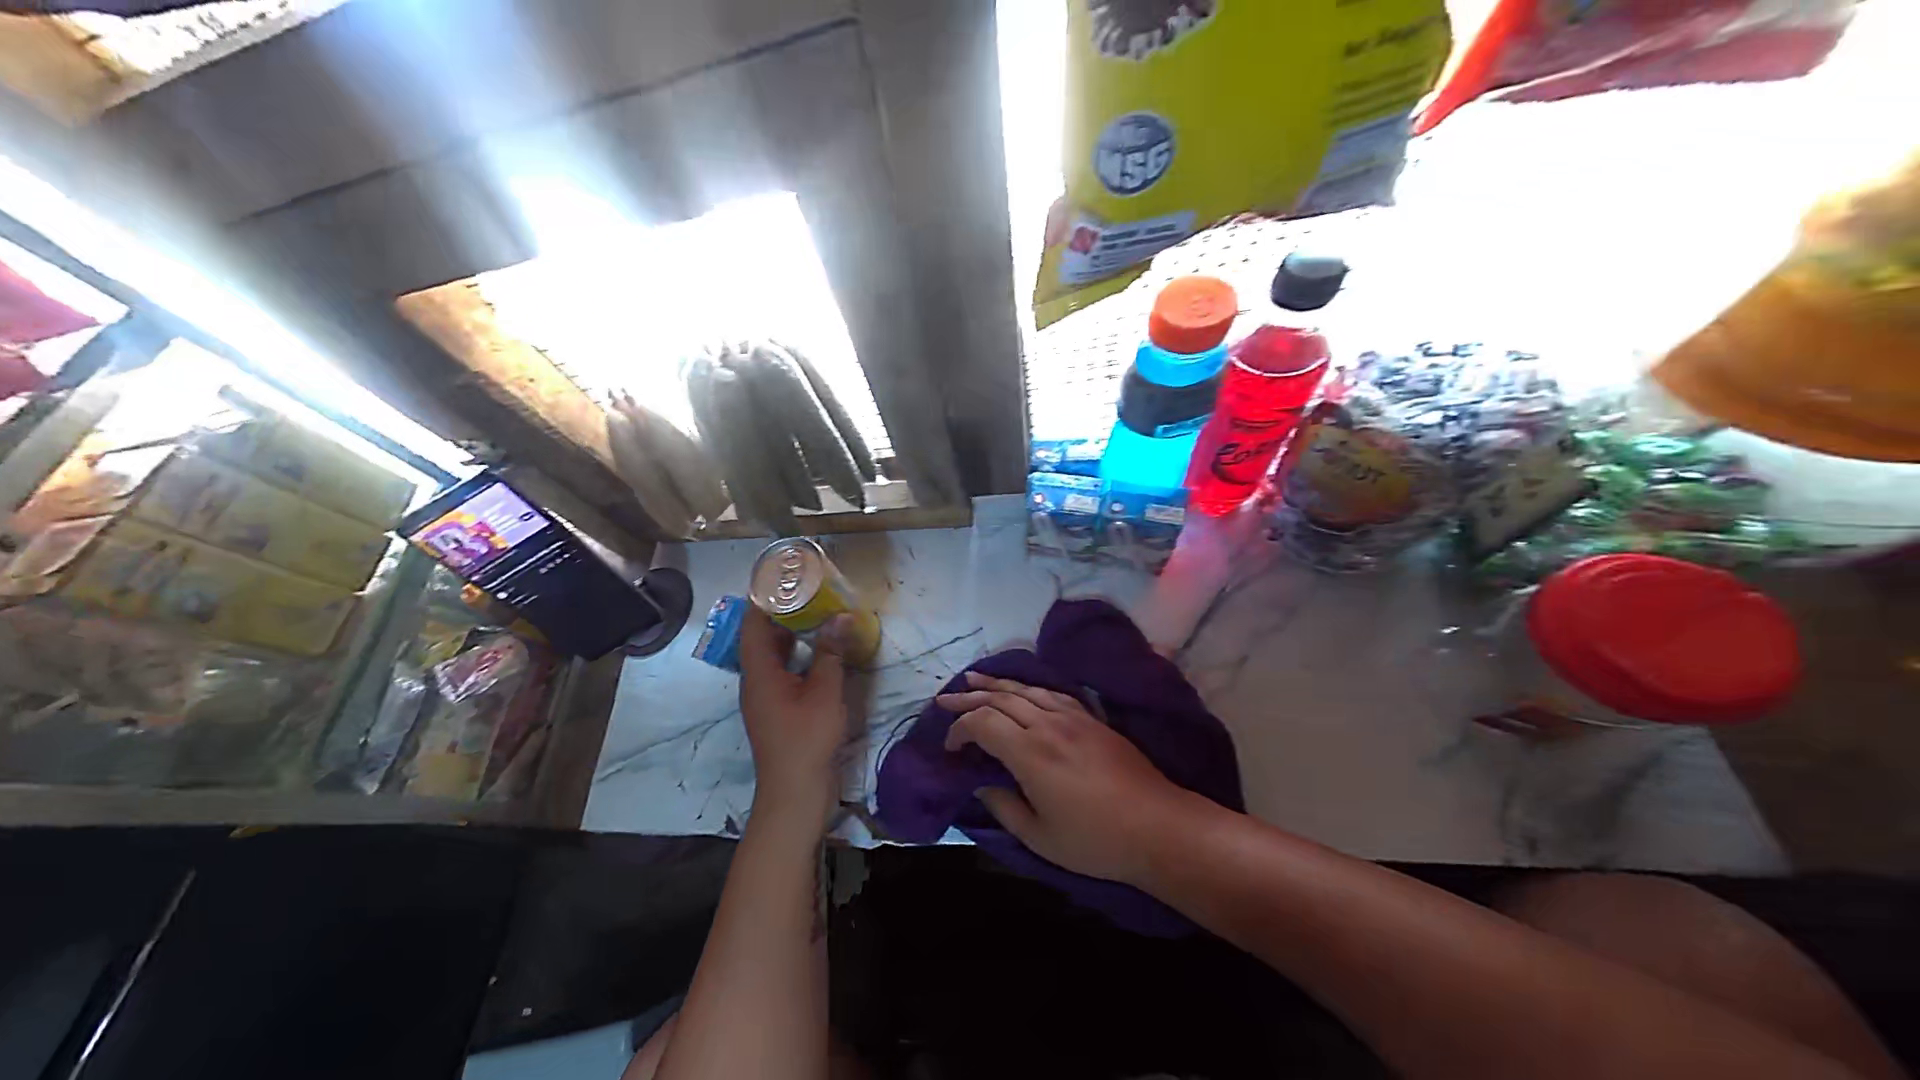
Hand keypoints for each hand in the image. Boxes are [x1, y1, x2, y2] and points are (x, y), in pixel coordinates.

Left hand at [740, 608, 849, 820]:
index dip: (764, 598)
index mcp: (758, 672)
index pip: (753, 624)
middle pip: (763, 638)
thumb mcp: (824, 691)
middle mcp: (757, 681)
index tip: (783, 576)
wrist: (795, 792)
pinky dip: (801, 657)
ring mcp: (767, 697)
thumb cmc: (806, 738)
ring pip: (776, 656)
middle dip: (784, 613)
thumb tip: (841, 617)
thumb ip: (831, 652)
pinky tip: (823, 652)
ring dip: (794, 636)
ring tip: (819, 614)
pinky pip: (786, 672)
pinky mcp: (780, 710)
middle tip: (810, 591)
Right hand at [936, 671, 1206, 884]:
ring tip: (974, 679)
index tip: (950, 747)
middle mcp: (1048, 724)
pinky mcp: (1093, 720)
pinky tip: (1023, 689)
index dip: (959, 729)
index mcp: (1030, 752)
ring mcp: (1074, 717)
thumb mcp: (1039, 836)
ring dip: (996, 683)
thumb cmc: (1095, 841)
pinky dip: (1029, 687)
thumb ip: (1004, 806)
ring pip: (1026, 689)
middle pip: (1001, 698)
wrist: (1157, 827)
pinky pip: (1052, 692)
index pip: (982, 722)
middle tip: (944, 699)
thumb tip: (982, 783)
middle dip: (968, 697)